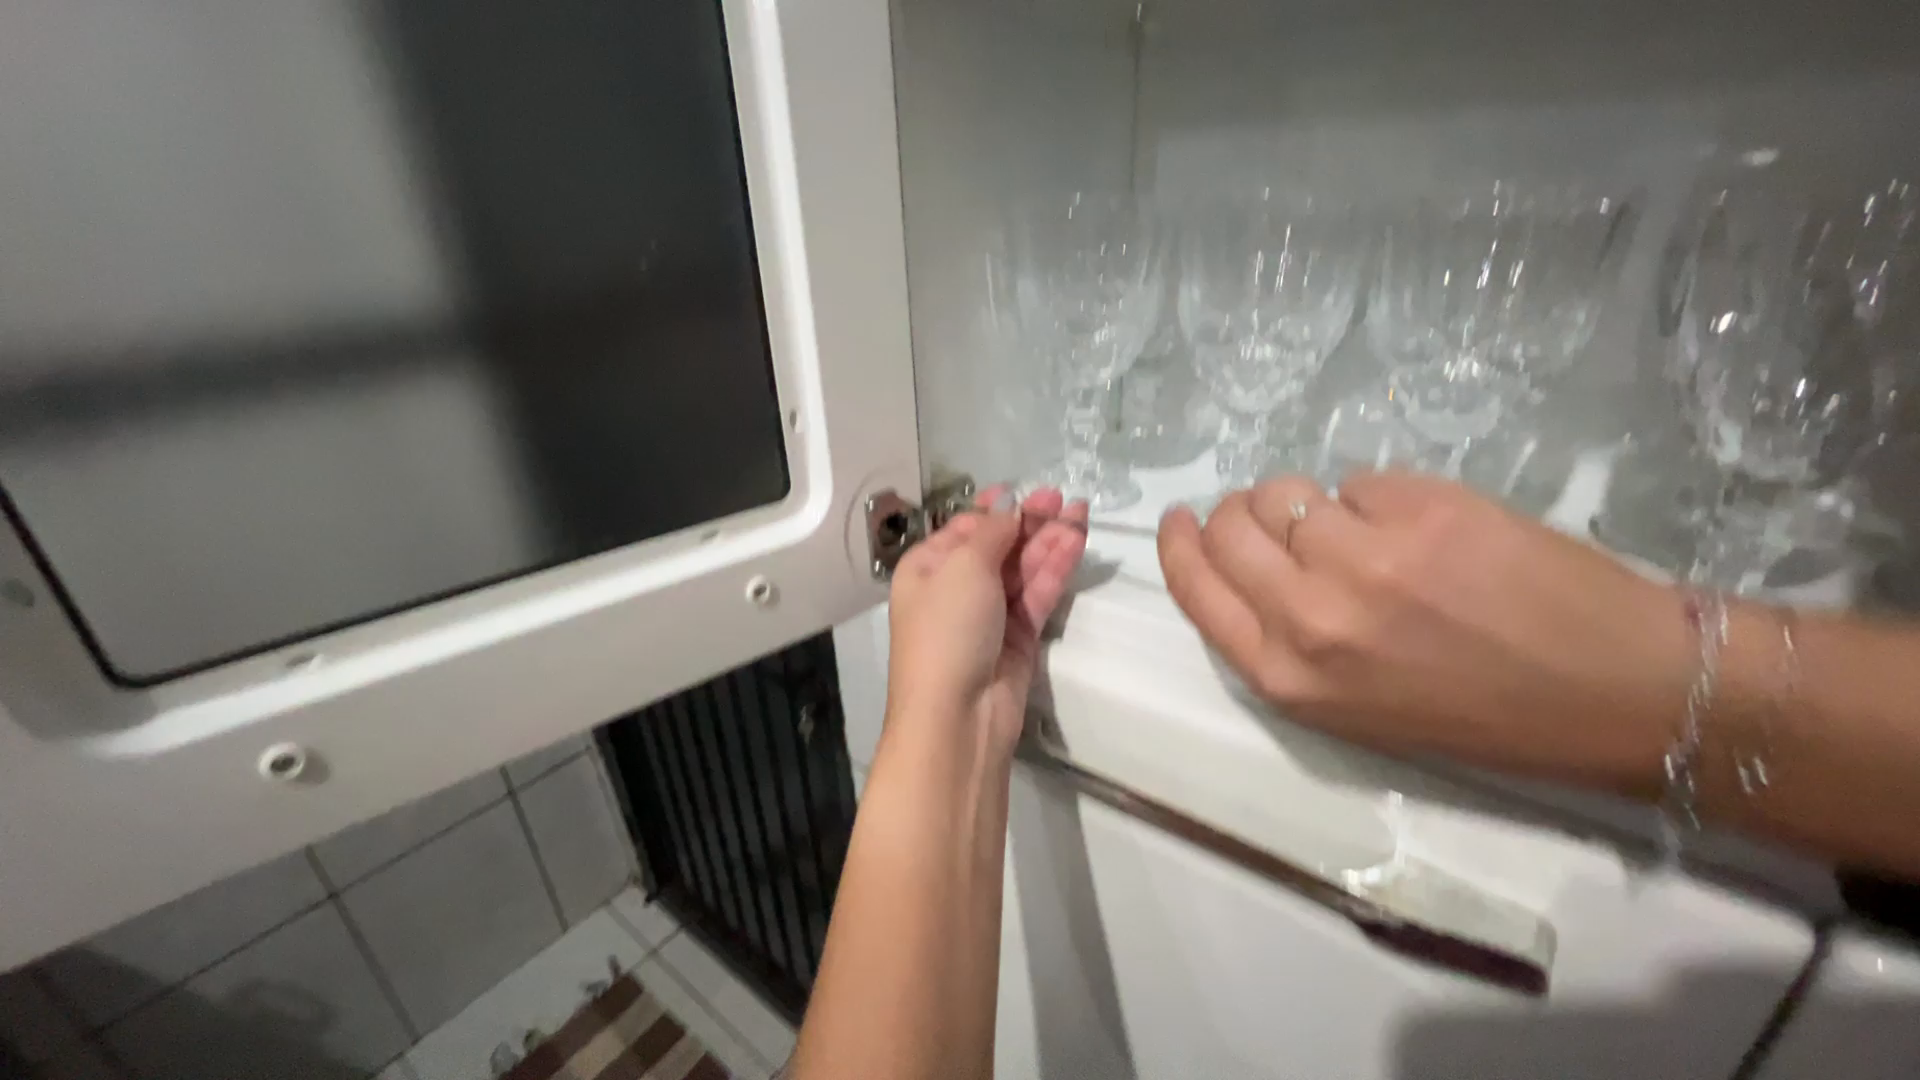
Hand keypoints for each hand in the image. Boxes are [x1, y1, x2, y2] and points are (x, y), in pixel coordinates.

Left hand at [887, 487, 1088, 754]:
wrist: (957, 714)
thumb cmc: (947, 629)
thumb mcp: (963, 567)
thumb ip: (992, 531)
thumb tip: (1007, 503)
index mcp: (927, 567)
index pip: (964, 528)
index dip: (996, 508)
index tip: (1026, 491)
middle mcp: (955, 588)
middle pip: (998, 546)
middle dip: (1030, 522)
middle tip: (1064, 499)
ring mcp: (989, 614)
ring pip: (1023, 569)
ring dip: (1050, 541)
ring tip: (1081, 514)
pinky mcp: (1018, 637)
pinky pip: (1037, 595)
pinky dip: (1055, 569)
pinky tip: (1076, 544)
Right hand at [1158, 470, 1694, 794]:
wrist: (1615, 692)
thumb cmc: (1470, 713)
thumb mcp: (1344, 706)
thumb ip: (1275, 639)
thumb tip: (1242, 558)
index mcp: (1287, 676)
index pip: (1194, 587)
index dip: (1179, 544)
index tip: (1180, 520)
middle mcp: (1311, 617)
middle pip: (1227, 526)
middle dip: (1237, 513)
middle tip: (1273, 518)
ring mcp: (1367, 558)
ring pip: (1284, 490)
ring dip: (1305, 499)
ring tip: (1352, 524)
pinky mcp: (1424, 509)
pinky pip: (1356, 478)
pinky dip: (1372, 496)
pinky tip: (1416, 525)